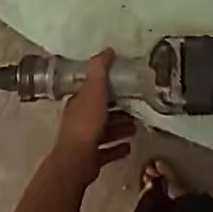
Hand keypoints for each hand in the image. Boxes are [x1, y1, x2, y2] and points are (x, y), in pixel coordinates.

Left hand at [46, 51, 133, 185]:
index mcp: (78, 103)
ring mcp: (84, 141)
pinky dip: (118, 147)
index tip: (124, 85)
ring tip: (135, 127)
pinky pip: (107, 151)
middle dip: (118, 110)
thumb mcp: (94, 90)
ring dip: (120, 128)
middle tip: (135, 108)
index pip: (93, 91)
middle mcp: (79, 120)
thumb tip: (108, 49)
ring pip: (105, 131)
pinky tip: (129, 146)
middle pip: (101, 111)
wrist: (76, 161)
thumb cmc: (86, 124)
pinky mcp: (91, 158)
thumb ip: (100, 70)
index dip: (107, 87)